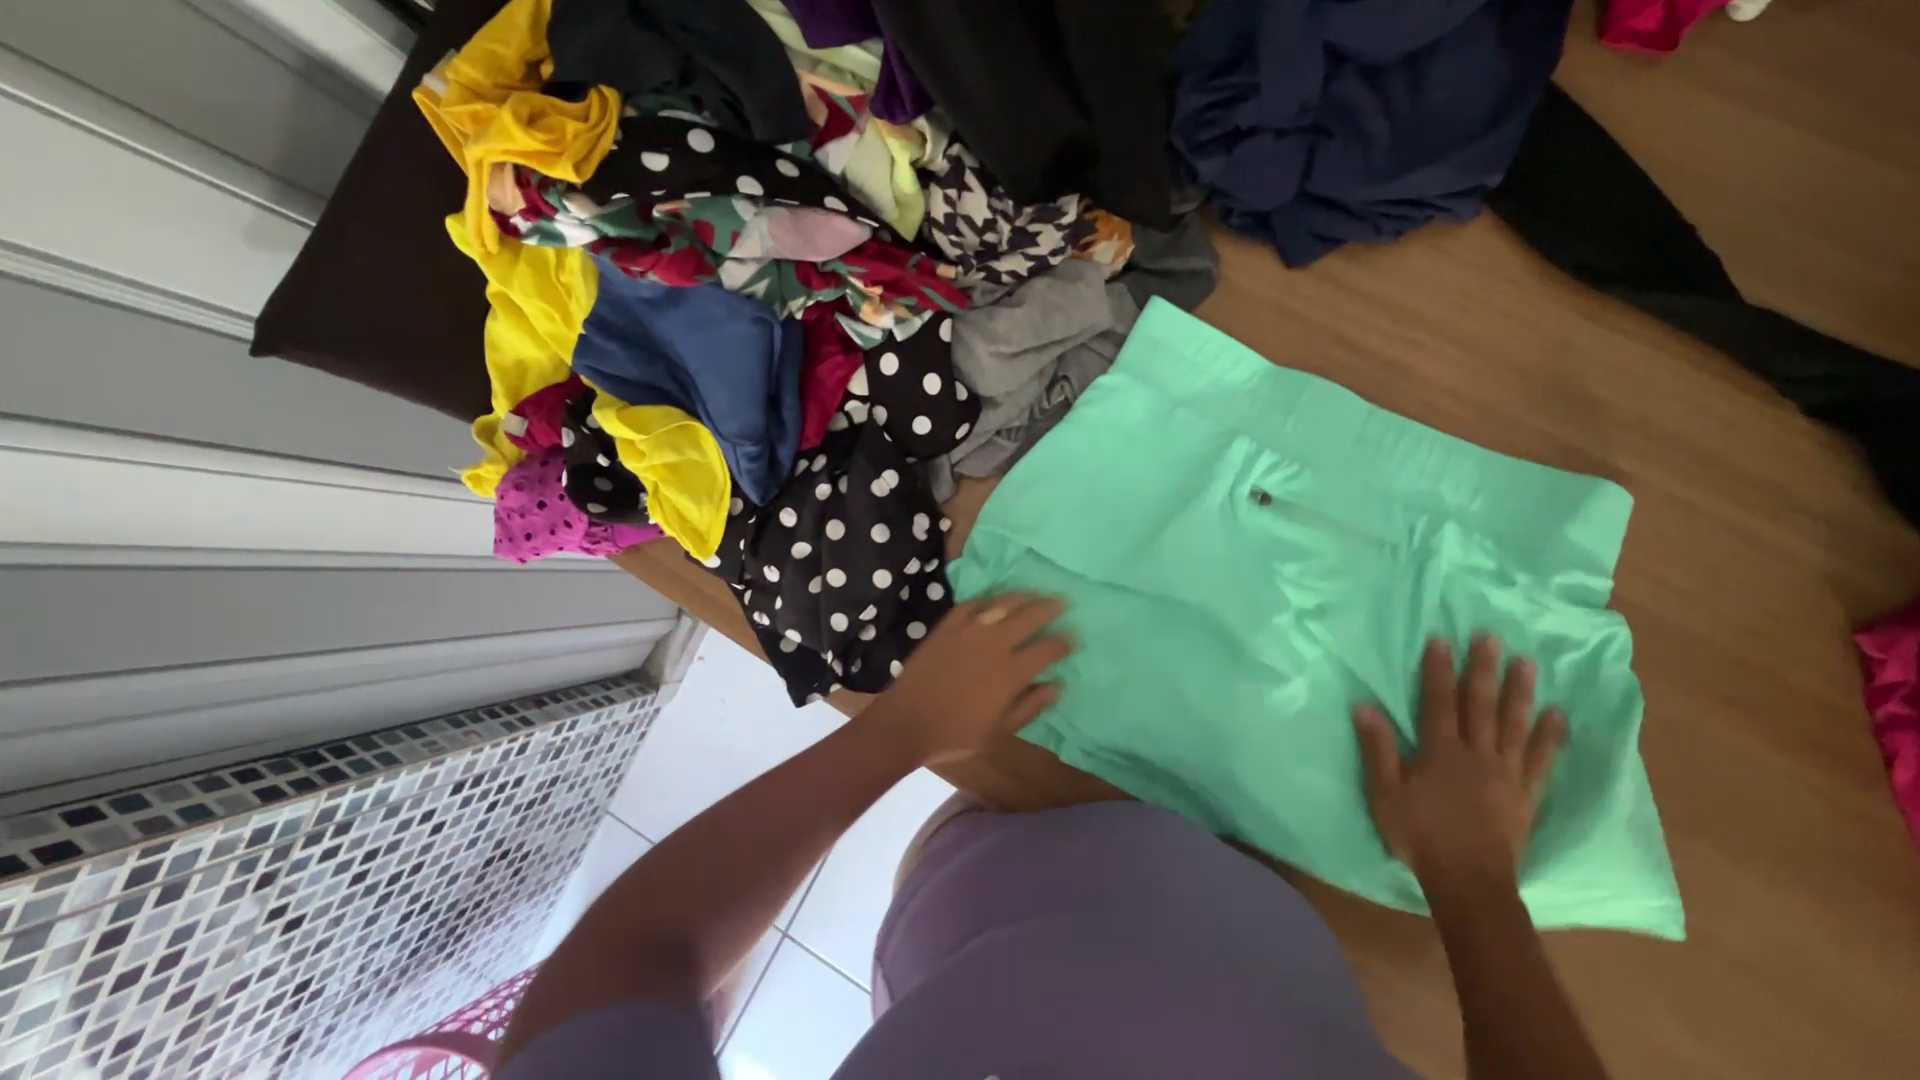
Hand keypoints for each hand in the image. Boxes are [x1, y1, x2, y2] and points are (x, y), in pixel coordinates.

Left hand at [865, 592, 1072, 764]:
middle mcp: (994, 645)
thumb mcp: (999, 731)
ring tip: (1035, 594)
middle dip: (1050, 608)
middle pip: (1029, 617)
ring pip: (1002, 604)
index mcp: (1011, 673)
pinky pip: (971, 605)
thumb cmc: (956, 734)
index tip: (1074, 638)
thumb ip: (1030, 706)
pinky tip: (995, 600)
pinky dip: (987, 599)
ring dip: (1023, 597)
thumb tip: (1057, 686)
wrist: (907, 722)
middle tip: (1063, 602)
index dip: (1064, 642)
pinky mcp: (946, 627)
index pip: (1047, 649)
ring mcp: (968, 632)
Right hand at [1353, 635, 1566, 896]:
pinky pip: (1542, 759)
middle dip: (1483, 669)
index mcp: (1441, 752)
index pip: (1438, 702)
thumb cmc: (1420, 835)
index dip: (1439, 670)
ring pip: (1514, 724)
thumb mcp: (1385, 794)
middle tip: (1491, 637)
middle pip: (1480, 705)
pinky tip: (1558, 715)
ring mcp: (1506, 772)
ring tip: (1527, 662)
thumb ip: (1378, 750)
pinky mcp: (1526, 793)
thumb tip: (1365, 707)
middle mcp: (1477, 754)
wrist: (1468, 880)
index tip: (1442, 640)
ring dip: (1520, 691)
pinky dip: (1551, 736)